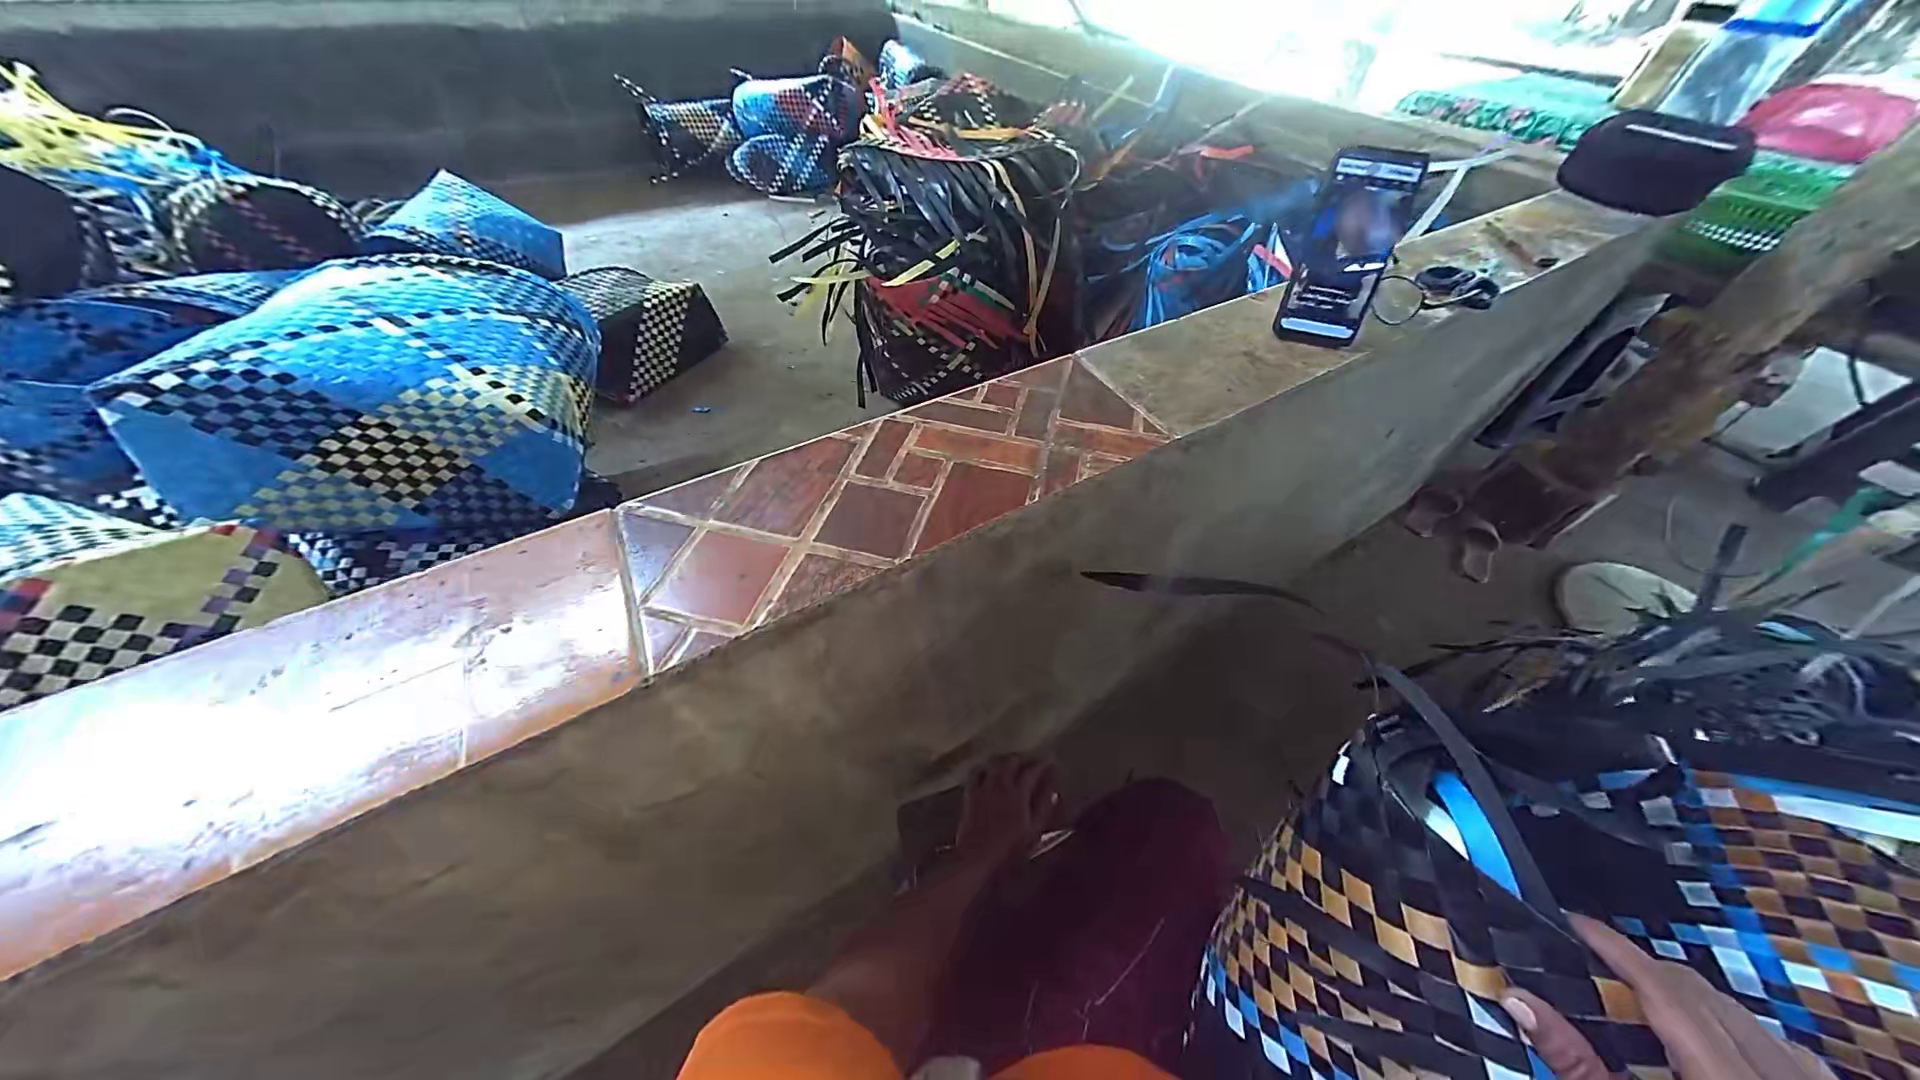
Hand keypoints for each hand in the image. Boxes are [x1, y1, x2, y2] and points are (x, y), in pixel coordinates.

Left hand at [954, 755, 1058, 868]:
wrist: (977, 857)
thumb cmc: (1009, 849)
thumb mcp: (1034, 831)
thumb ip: (1044, 807)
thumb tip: (1052, 791)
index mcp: (1019, 794)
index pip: (1032, 771)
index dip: (1042, 765)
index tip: (1049, 764)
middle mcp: (1001, 785)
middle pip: (1012, 762)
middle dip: (1023, 761)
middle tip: (1030, 766)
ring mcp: (984, 788)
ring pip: (994, 764)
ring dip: (1005, 762)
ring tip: (1012, 766)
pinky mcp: (970, 794)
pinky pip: (976, 773)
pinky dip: (984, 770)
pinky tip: (988, 774)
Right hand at [1501, 913, 1834, 1079]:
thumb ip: (1575, 1061)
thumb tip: (1515, 997)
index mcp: (1721, 1075)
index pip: (1665, 988)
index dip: (1615, 947)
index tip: (1571, 922)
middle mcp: (1771, 1074)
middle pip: (1701, 994)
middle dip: (1642, 968)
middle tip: (1589, 961)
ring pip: (1743, 1016)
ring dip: (1686, 997)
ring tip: (1638, 998)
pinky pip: (1783, 1050)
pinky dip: (1734, 1028)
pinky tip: (1709, 1041)